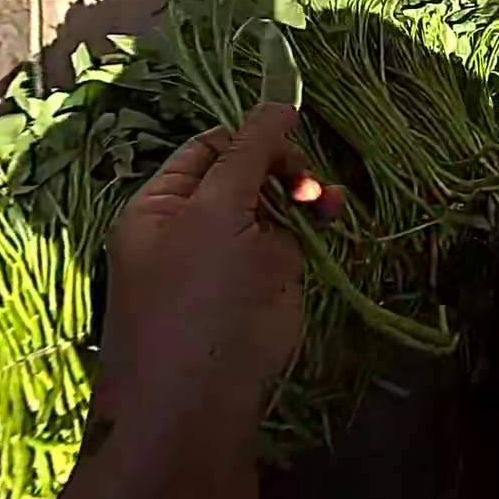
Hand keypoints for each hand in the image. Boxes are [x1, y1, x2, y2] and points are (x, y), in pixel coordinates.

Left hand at [98, 102, 343, 412]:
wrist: (205, 396)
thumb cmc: (197, 296)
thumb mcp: (216, 212)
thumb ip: (250, 152)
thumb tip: (277, 102)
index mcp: (166, 202)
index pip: (212, 146)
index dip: (251, 135)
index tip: (290, 132)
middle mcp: (200, 218)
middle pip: (251, 166)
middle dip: (283, 165)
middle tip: (302, 181)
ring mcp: (239, 244)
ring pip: (280, 193)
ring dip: (306, 187)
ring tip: (322, 200)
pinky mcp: (272, 267)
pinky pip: (298, 224)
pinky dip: (317, 213)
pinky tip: (332, 212)